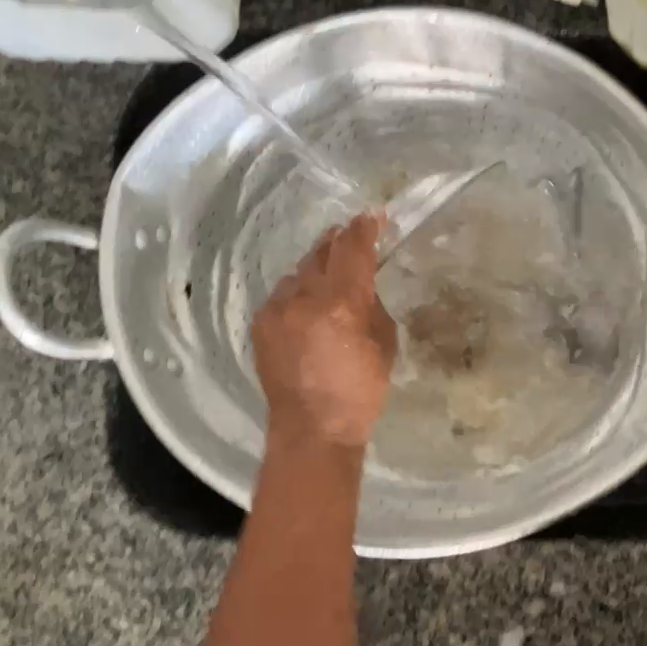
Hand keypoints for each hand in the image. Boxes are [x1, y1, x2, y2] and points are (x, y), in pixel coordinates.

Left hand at [251, 213, 397, 448]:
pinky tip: (309, 306)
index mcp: (342, 302)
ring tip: (330, 274)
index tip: (374, 216)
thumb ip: (372, 306)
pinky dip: (299, 293)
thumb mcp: (384, 344)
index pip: (354, 250)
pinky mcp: (261, 324)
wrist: (313, 429)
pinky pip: (283, 295)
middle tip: (352, 235)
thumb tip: (361, 288)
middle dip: (339, 242)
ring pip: (299, 273)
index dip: (365, 229)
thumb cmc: (361, 391)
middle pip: (321, 253)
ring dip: (317, 269)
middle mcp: (304, 297)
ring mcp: (277, 309)